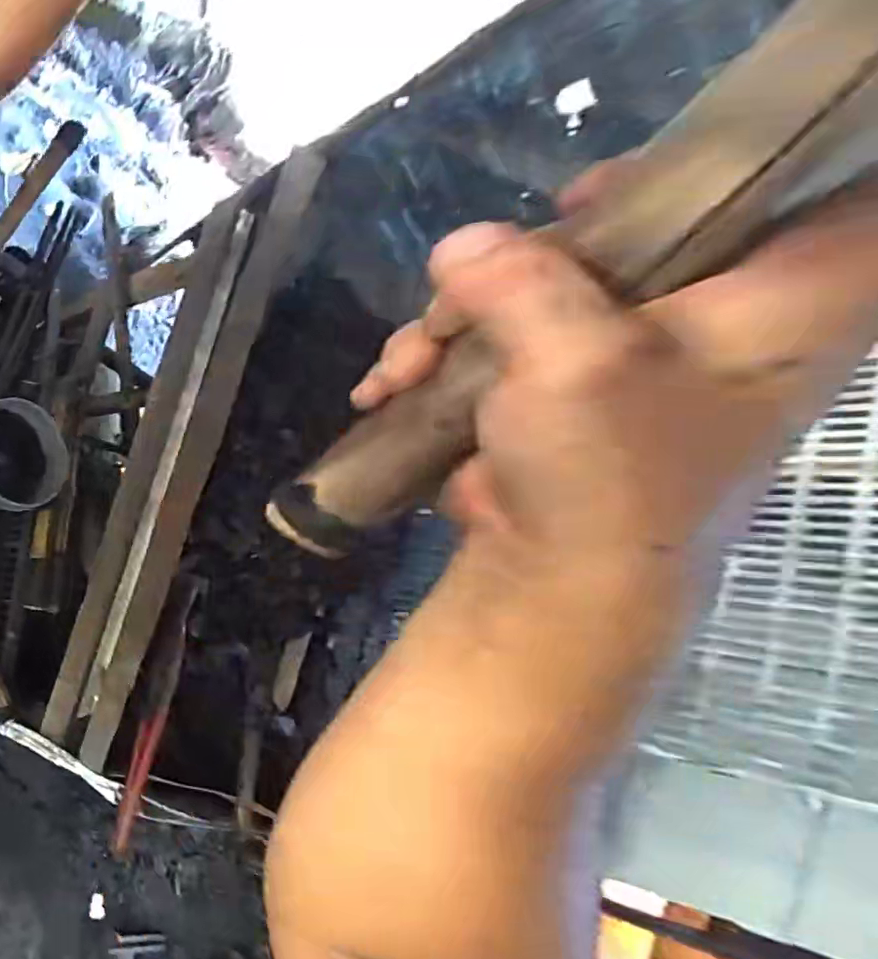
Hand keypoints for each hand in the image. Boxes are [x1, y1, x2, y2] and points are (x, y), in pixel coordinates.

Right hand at [350, 177, 877, 573]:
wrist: (552, 569)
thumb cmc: (606, 466)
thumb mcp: (574, 360)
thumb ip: (521, 284)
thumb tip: (456, 243)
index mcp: (787, 289)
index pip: (774, 181)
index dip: (685, 173)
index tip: (584, 197)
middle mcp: (708, 312)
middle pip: (610, 239)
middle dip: (504, 277)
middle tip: (451, 312)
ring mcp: (616, 354)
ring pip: (526, 295)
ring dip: (446, 329)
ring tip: (400, 373)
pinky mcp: (547, 388)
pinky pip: (490, 344)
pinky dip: (434, 363)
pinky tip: (387, 389)